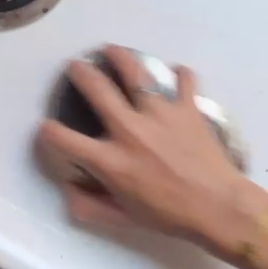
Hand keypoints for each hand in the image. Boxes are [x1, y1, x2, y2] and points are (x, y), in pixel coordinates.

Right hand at [36, 46, 257, 253]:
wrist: (220, 208)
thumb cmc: (169, 216)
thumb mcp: (123, 218)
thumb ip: (90, 206)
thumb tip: (69, 192)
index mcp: (110, 161)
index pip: (64, 140)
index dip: (48, 132)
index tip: (47, 128)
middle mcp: (130, 131)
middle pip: (96, 89)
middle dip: (80, 73)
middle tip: (76, 66)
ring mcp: (160, 115)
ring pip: (136, 72)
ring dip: (120, 57)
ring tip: (112, 50)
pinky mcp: (187, 109)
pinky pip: (183, 80)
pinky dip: (179, 74)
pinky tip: (174, 73)